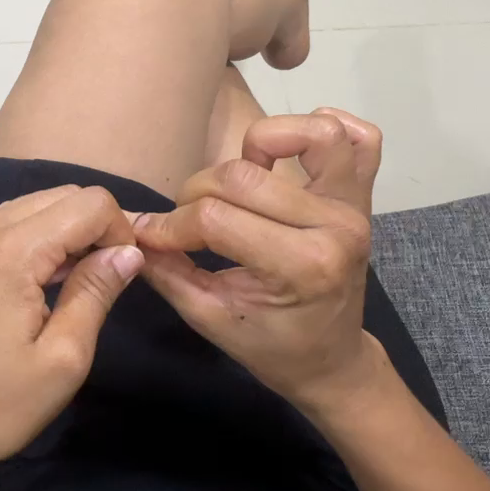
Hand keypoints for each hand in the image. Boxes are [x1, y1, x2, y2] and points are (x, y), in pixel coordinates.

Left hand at [0, 185, 144, 490]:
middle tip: (107, 279)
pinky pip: (12, 221)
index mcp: (12, 249)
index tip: (124, 274)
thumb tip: (129, 251)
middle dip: (97, 227)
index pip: (90, 203)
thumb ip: (97, 291)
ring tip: (80, 282)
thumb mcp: (63, 357)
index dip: (120, 231)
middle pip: (64, 195)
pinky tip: (47, 280)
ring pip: (38, 204)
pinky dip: (41, 237)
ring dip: (69, 231)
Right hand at [134, 109, 386, 411]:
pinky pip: (361, 139)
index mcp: (303, 266)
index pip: (215, 218)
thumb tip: (128, 228)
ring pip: (313, 136)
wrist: (331, 360)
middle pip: (243, 176)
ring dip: (263, 142)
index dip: (170, 224)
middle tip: (186, 220)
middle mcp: (335, 228)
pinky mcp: (361, 195)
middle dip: (195, 192)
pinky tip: (288, 152)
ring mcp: (354, 207)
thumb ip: (165, 269)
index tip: (149, 236)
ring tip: (245, 174)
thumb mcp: (208, 317)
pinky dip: (322, 130)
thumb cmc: (270, 345)